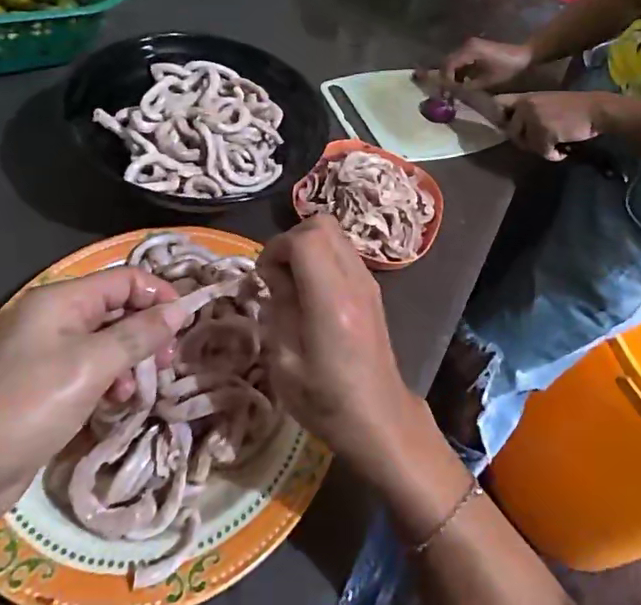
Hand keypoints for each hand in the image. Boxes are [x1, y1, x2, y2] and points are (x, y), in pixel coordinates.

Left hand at [0, 268, 189, 528]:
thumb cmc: (25, 406)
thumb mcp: (91, 366)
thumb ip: (139, 335)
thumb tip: (181, 309)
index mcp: (60, 301)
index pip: (124, 280)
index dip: (158, 295)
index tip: (185, 324)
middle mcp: (51, 321)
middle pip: (114, 311)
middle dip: (145, 333)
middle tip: (167, 362)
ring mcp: (41, 357)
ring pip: (102, 345)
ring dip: (128, 363)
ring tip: (139, 392)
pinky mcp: (37, 391)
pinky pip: (85, 374)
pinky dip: (106, 385)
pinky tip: (114, 407)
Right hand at [256, 214, 420, 478]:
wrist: (377, 416)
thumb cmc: (325, 400)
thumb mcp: (285, 361)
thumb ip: (279, 308)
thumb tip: (274, 274)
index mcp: (332, 299)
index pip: (306, 239)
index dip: (276, 247)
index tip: (263, 276)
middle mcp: (354, 280)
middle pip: (323, 224)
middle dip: (291, 239)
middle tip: (275, 274)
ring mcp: (368, 281)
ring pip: (335, 233)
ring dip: (307, 247)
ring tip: (291, 284)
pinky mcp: (372, 289)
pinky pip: (343, 252)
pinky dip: (322, 258)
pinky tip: (311, 293)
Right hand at [438, 37, 535, 90]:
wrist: (525, 56)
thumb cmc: (508, 68)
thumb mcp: (488, 81)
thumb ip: (469, 87)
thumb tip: (455, 93)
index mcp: (469, 50)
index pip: (448, 65)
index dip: (445, 81)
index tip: (446, 95)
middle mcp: (466, 45)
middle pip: (448, 62)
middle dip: (446, 78)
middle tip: (446, 94)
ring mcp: (470, 45)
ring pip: (453, 61)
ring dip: (451, 75)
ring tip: (453, 90)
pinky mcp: (475, 48)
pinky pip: (461, 59)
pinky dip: (459, 71)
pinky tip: (462, 83)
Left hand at [498, 90, 610, 160]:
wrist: (595, 109)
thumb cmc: (575, 107)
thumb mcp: (546, 102)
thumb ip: (528, 112)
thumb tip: (512, 130)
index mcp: (525, 97)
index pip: (499, 104)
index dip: (498, 117)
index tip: (504, 126)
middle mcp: (525, 107)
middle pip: (512, 132)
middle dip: (525, 141)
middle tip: (543, 143)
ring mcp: (533, 120)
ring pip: (527, 145)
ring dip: (541, 149)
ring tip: (557, 145)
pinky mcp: (544, 134)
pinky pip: (542, 152)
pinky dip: (553, 155)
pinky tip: (564, 151)